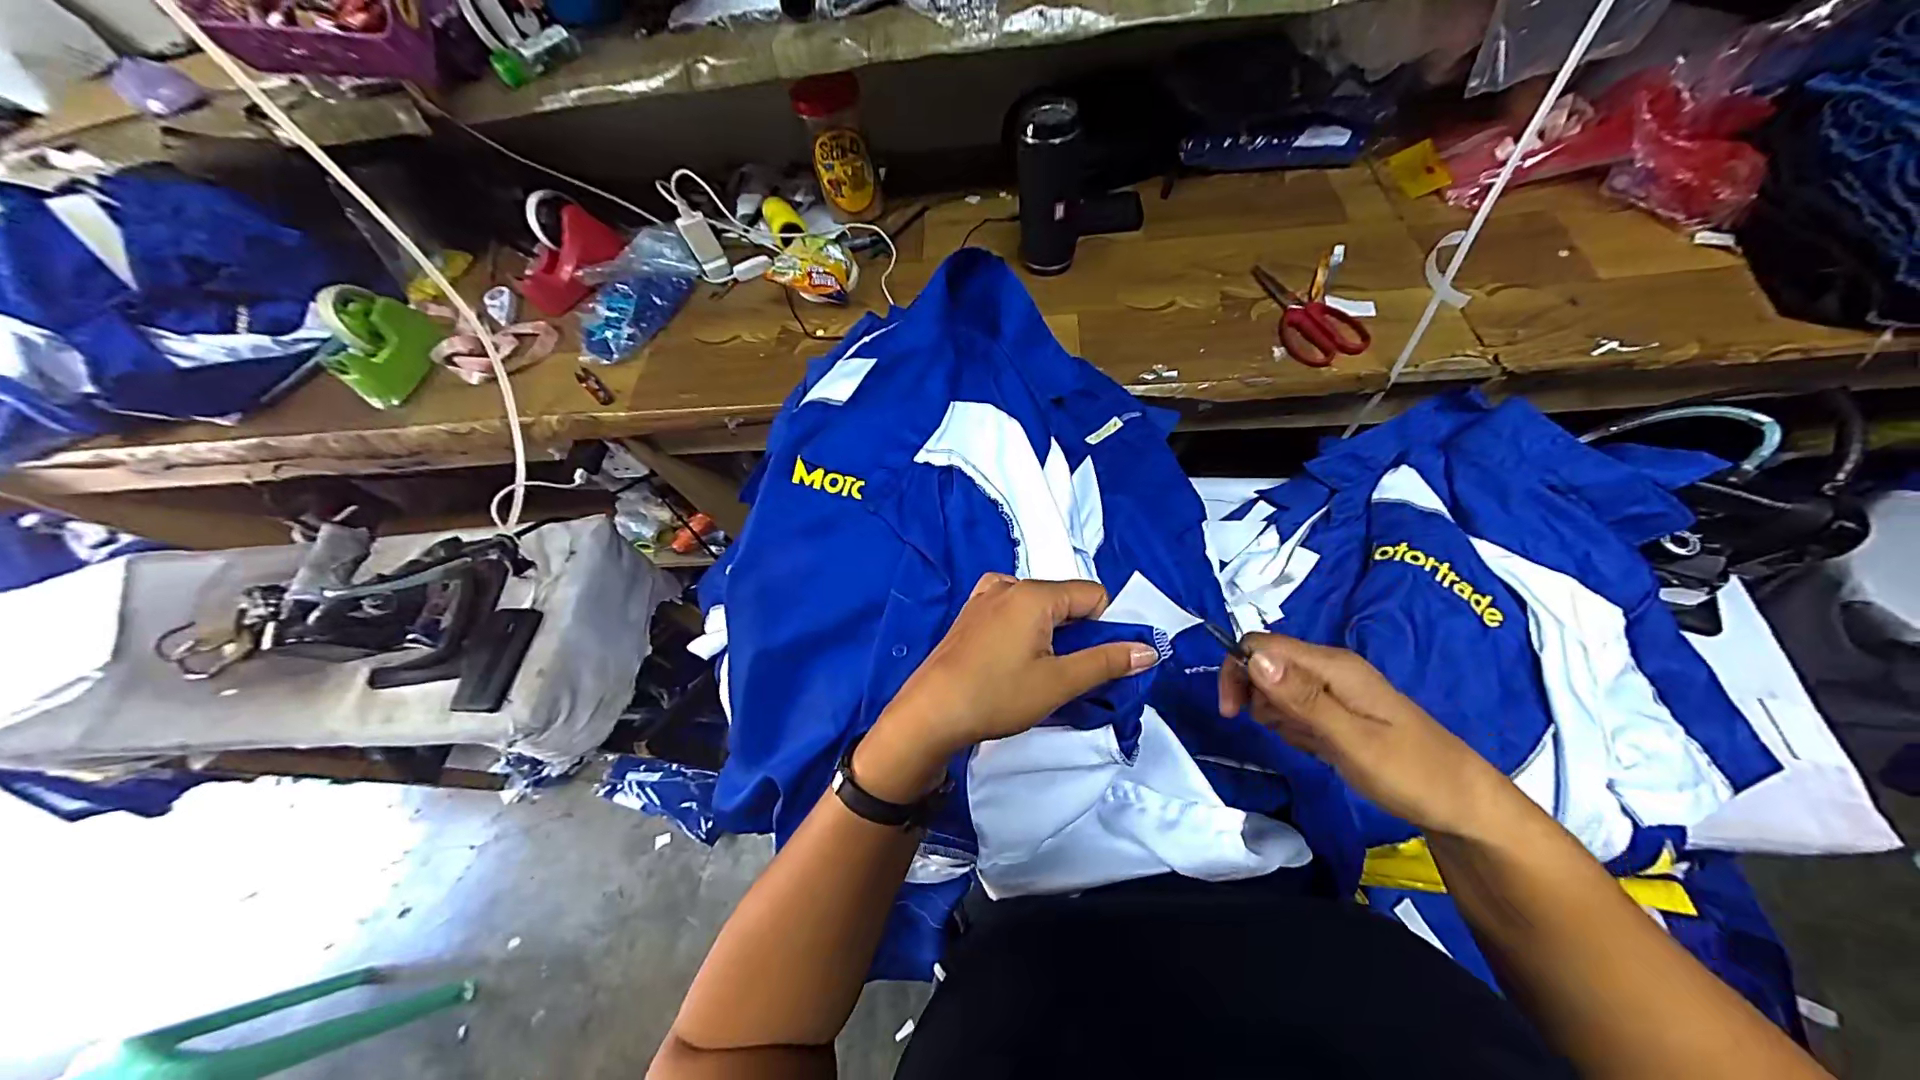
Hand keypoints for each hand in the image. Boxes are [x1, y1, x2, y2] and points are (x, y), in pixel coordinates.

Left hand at [854, 574, 1159, 802]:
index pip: (1093, 595)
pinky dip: (1026, 632)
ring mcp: (984, 599)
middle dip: (1080, 633)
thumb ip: (1106, 662)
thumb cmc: (995, 696)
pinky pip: (1013, 613)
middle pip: (1065, 600)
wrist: (929, 714)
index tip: (1105, 660)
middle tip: (1074, 674)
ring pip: (1039, 608)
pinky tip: (1017, 663)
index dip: (1109, 625)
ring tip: (1044, 673)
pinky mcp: (970, 617)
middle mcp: (1008, 586)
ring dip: (1053, 635)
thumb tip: (1147, 649)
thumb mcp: (1058, 683)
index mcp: (1033, 593)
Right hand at [1219, 633, 1513, 838]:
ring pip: (1276, 688)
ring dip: (1274, 714)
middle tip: (1277, 731)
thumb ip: (1301, 698)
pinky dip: (1292, 727)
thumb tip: (1253, 658)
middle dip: (1255, 696)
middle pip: (1265, 664)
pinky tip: (1315, 747)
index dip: (1237, 671)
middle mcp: (1331, 669)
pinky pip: (1295, 709)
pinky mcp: (1338, 712)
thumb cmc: (1412, 774)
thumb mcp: (1352, 740)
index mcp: (1334, 666)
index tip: (1232, 713)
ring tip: (1305, 743)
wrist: (1465, 808)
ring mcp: (1336, 691)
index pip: (1262, 645)